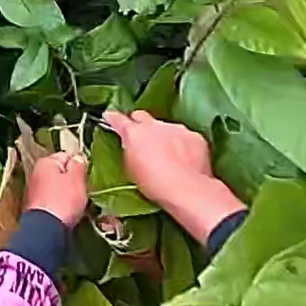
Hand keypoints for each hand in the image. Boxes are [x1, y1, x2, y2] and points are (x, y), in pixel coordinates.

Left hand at [24, 150, 90, 227]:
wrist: (46, 227)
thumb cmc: (62, 200)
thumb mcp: (76, 178)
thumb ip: (78, 165)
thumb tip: (78, 157)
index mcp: (45, 162)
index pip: (66, 156)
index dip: (78, 166)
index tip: (84, 177)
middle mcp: (36, 172)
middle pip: (62, 172)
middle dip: (73, 180)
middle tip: (81, 191)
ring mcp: (35, 189)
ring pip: (58, 186)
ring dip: (68, 193)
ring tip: (75, 203)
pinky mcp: (36, 204)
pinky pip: (54, 199)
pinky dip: (61, 203)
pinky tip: (67, 211)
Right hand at [101, 110, 244, 242]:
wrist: (188, 190)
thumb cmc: (153, 183)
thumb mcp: (130, 168)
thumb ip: (128, 150)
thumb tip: (129, 145)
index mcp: (133, 133)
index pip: (117, 118)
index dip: (113, 118)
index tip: (110, 118)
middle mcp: (154, 125)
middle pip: (141, 115)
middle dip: (139, 123)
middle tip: (140, 137)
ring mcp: (176, 129)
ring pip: (165, 127)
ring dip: (163, 135)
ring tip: (168, 153)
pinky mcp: (195, 136)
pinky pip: (185, 136)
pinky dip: (182, 144)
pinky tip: (184, 158)